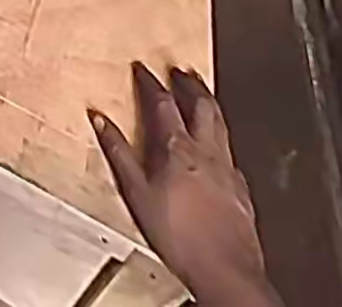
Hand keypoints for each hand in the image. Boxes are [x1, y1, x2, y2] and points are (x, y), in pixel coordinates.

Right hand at [91, 64, 279, 306]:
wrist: (226, 272)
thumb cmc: (178, 235)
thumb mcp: (136, 192)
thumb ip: (118, 152)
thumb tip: (100, 119)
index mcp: (178, 148)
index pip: (162, 103)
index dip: (150, 82)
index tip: (141, 68)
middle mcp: (206, 151)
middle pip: (201, 106)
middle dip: (189, 84)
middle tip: (180, 70)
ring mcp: (227, 169)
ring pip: (221, 124)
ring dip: (209, 102)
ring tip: (202, 91)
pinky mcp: (241, 189)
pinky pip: (231, 152)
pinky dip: (221, 138)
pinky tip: (219, 146)